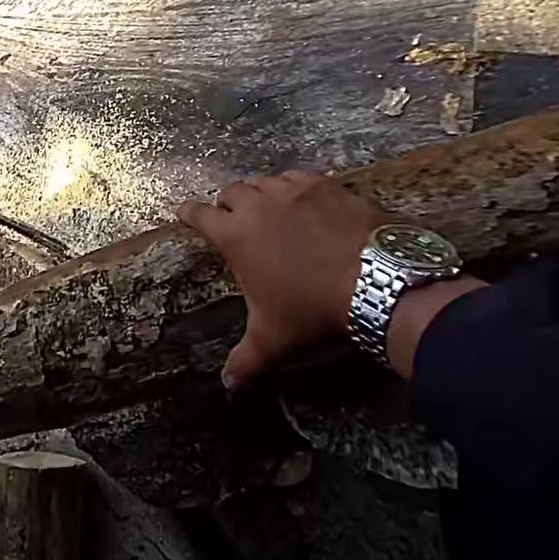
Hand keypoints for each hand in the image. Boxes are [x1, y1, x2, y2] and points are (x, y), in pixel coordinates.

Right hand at [177, 171, 385, 388]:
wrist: (373, 280)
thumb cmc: (312, 308)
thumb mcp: (273, 339)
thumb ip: (245, 360)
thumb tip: (228, 384)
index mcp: (235, 235)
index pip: (199, 215)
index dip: (189, 213)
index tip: (185, 212)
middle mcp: (257, 205)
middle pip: (230, 192)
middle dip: (228, 205)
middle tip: (234, 218)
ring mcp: (291, 190)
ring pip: (263, 181)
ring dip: (259, 194)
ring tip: (266, 208)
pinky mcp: (322, 184)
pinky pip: (295, 176)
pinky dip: (290, 186)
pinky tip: (299, 198)